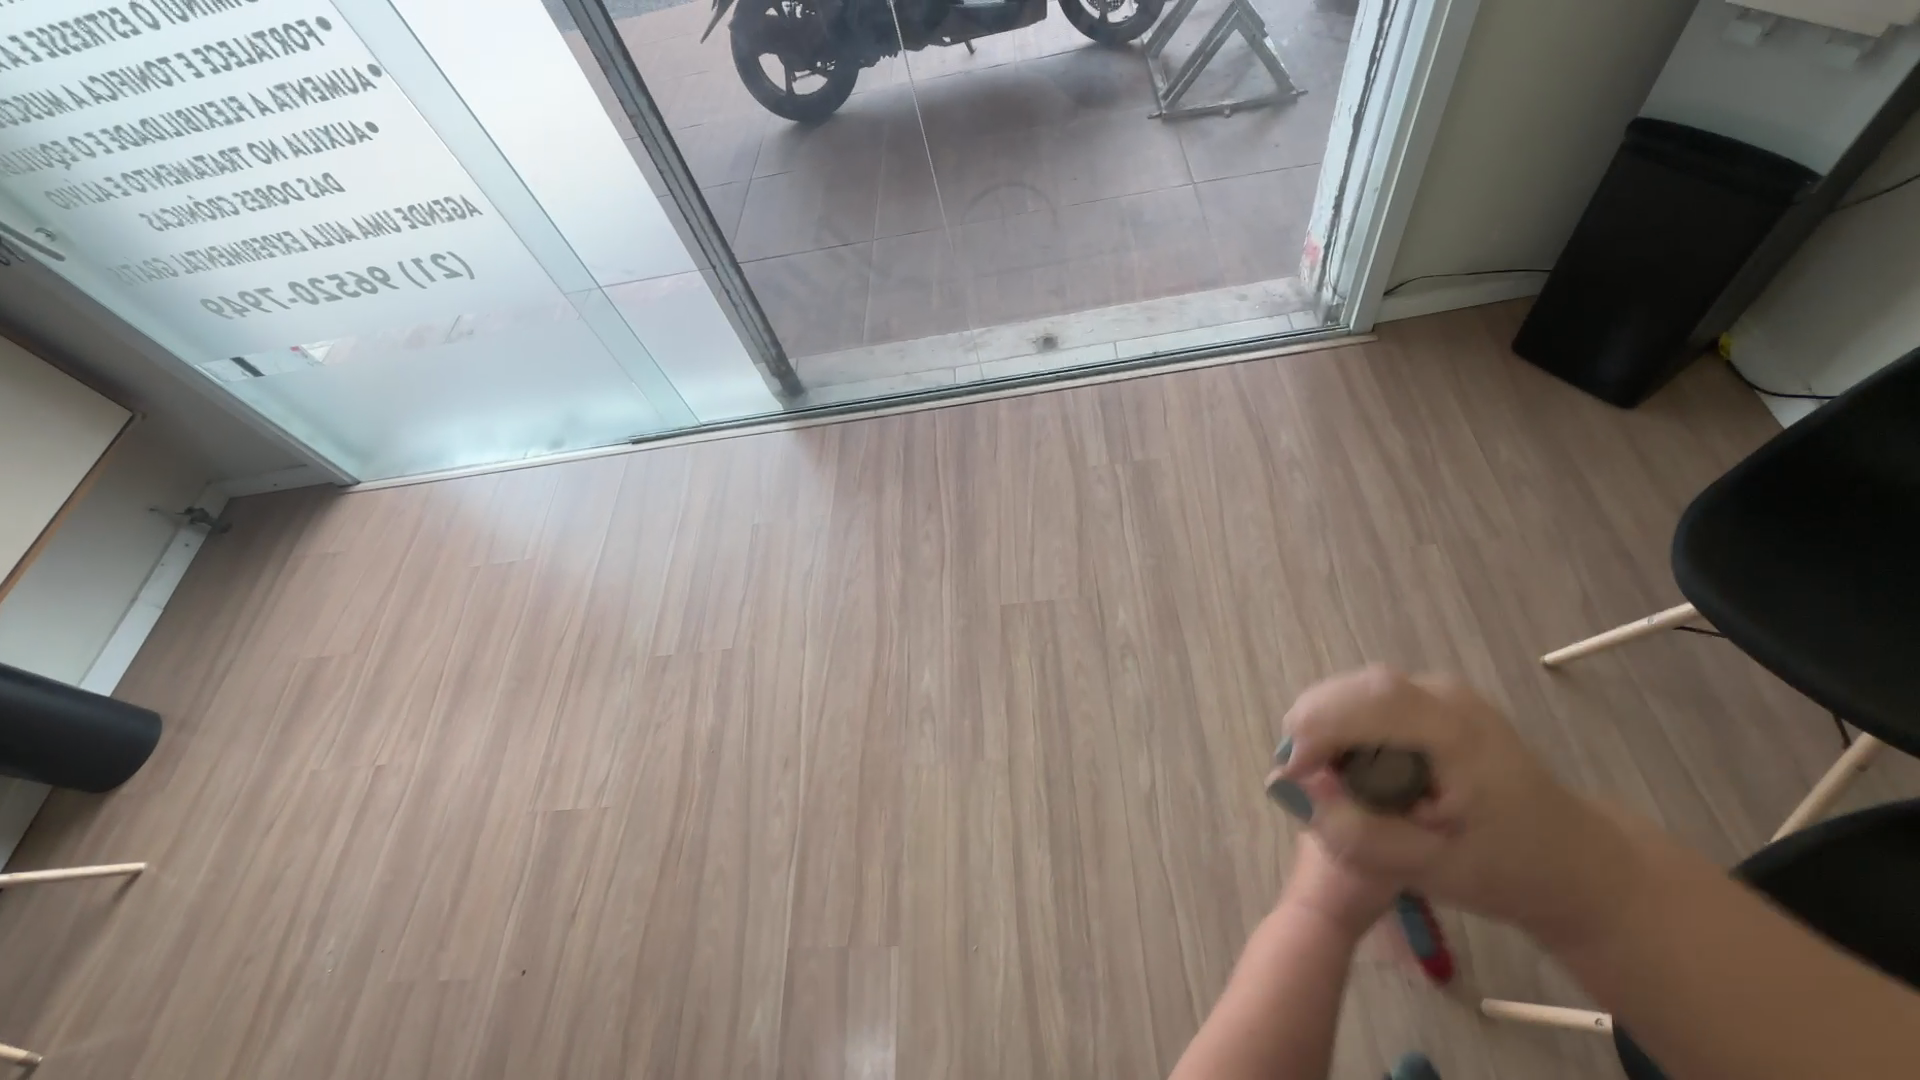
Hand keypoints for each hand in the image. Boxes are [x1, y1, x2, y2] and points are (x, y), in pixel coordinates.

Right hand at [1273, 666, 1636, 947]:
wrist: (1575, 860)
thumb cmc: (1507, 870)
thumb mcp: (1430, 868)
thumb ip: (1359, 832)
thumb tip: (1296, 790)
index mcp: (1456, 733)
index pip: (1367, 702)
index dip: (1314, 731)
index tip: (1290, 777)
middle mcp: (1446, 697)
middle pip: (1352, 688)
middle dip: (1310, 728)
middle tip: (1298, 780)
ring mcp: (1440, 692)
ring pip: (1353, 689)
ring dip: (1323, 726)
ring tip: (1324, 778)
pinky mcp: (1432, 700)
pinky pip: (1366, 698)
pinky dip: (1341, 725)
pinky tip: (1349, 766)